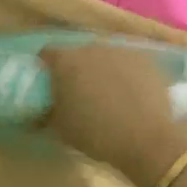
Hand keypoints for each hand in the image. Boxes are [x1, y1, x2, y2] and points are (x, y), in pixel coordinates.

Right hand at [41, 44, 186, 186]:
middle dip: (77, 69)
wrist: (147, 139)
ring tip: (109, 94)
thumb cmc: (97, 134)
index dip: (46, 67)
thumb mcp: (61, 129)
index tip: (49, 83)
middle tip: (80, 92)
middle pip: (78, 53)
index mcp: (66, 61)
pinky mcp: (145, 58)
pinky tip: (132, 93)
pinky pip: (128, 62)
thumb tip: (39, 111)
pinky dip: (126, 73)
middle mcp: (92, 47)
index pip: (47, 54)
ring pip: (105, 56)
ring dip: (102, 69)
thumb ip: (46, 113)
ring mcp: (121, 50)